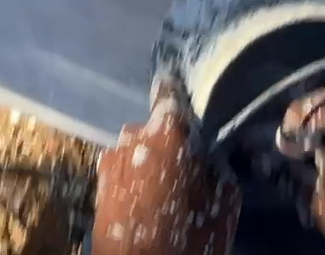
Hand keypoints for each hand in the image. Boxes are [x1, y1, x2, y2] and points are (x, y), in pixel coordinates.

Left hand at [92, 78, 239, 254]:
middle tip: (183, 165)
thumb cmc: (188, 234)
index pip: (169, 90)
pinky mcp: (100, 178)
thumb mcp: (224, 200)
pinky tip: (146, 199)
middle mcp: (134, 131)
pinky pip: (124, 166)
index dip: (177, 91)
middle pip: (156, 125)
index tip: (185, 96)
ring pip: (138, 146)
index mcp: (168, 129)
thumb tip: (211, 151)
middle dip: (168, 139)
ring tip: (164, 187)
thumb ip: (217, 164)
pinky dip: (134, 175)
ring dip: (149, 158)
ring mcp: (112, 154)